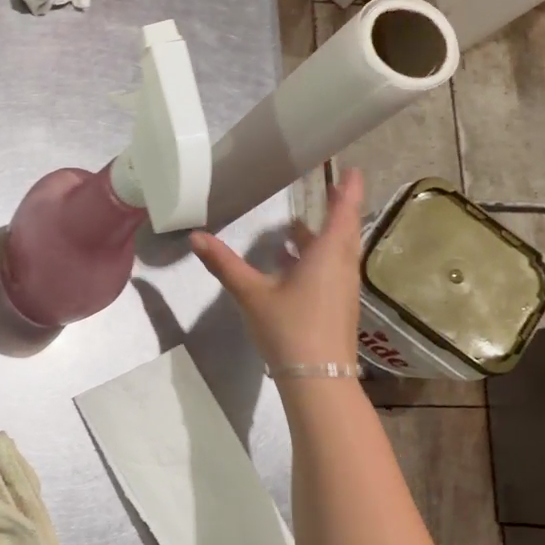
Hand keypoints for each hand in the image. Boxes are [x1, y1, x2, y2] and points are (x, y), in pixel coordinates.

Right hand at [191, 168, 364, 368]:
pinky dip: (316, 259)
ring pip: (337, 252)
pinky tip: (292, 268)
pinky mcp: (339, 305)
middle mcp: (343, 265)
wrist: (317, 376)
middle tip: (323, 192)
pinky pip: (332, 270)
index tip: (349, 169)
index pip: (343, 210)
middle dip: (333, 210)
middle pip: (343, 229)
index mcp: (327, 254)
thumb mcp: (251, 293)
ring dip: (320, 238)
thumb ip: (225, 264)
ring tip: (294, 230)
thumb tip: (196, 237)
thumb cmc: (288, 328)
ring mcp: (344, 287)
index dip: (347, 188)